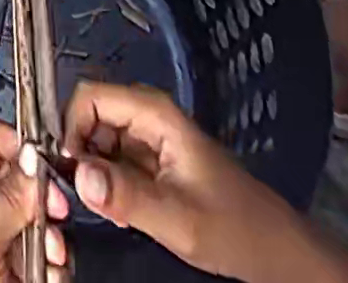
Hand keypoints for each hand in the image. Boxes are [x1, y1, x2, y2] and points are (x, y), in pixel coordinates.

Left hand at [0, 120, 70, 282]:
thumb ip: (4, 200)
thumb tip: (31, 156)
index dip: (20, 143)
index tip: (44, 159)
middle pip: (25, 170)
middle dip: (42, 191)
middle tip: (50, 208)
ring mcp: (11, 233)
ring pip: (46, 207)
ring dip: (53, 229)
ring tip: (46, 252)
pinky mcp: (32, 262)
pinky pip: (57, 244)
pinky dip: (59, 258)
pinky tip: (47, 273)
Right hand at [62, 82, 347, 282]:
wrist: (276, 252)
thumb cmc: (233, 229)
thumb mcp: (179, 220)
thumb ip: (126, 196)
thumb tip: (75, 174)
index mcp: (152, 111)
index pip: (88, 96)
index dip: (71, 128)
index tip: (71, 172)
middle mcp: (144, 113)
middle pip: (87, 115)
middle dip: (79, 152)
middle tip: (85, 196)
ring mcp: (146, 133)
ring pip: (94, 136)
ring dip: (91, 169)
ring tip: (108, 207)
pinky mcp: (147, 155)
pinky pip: (109, 155)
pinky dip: (105, 179)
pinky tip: (120, 208)